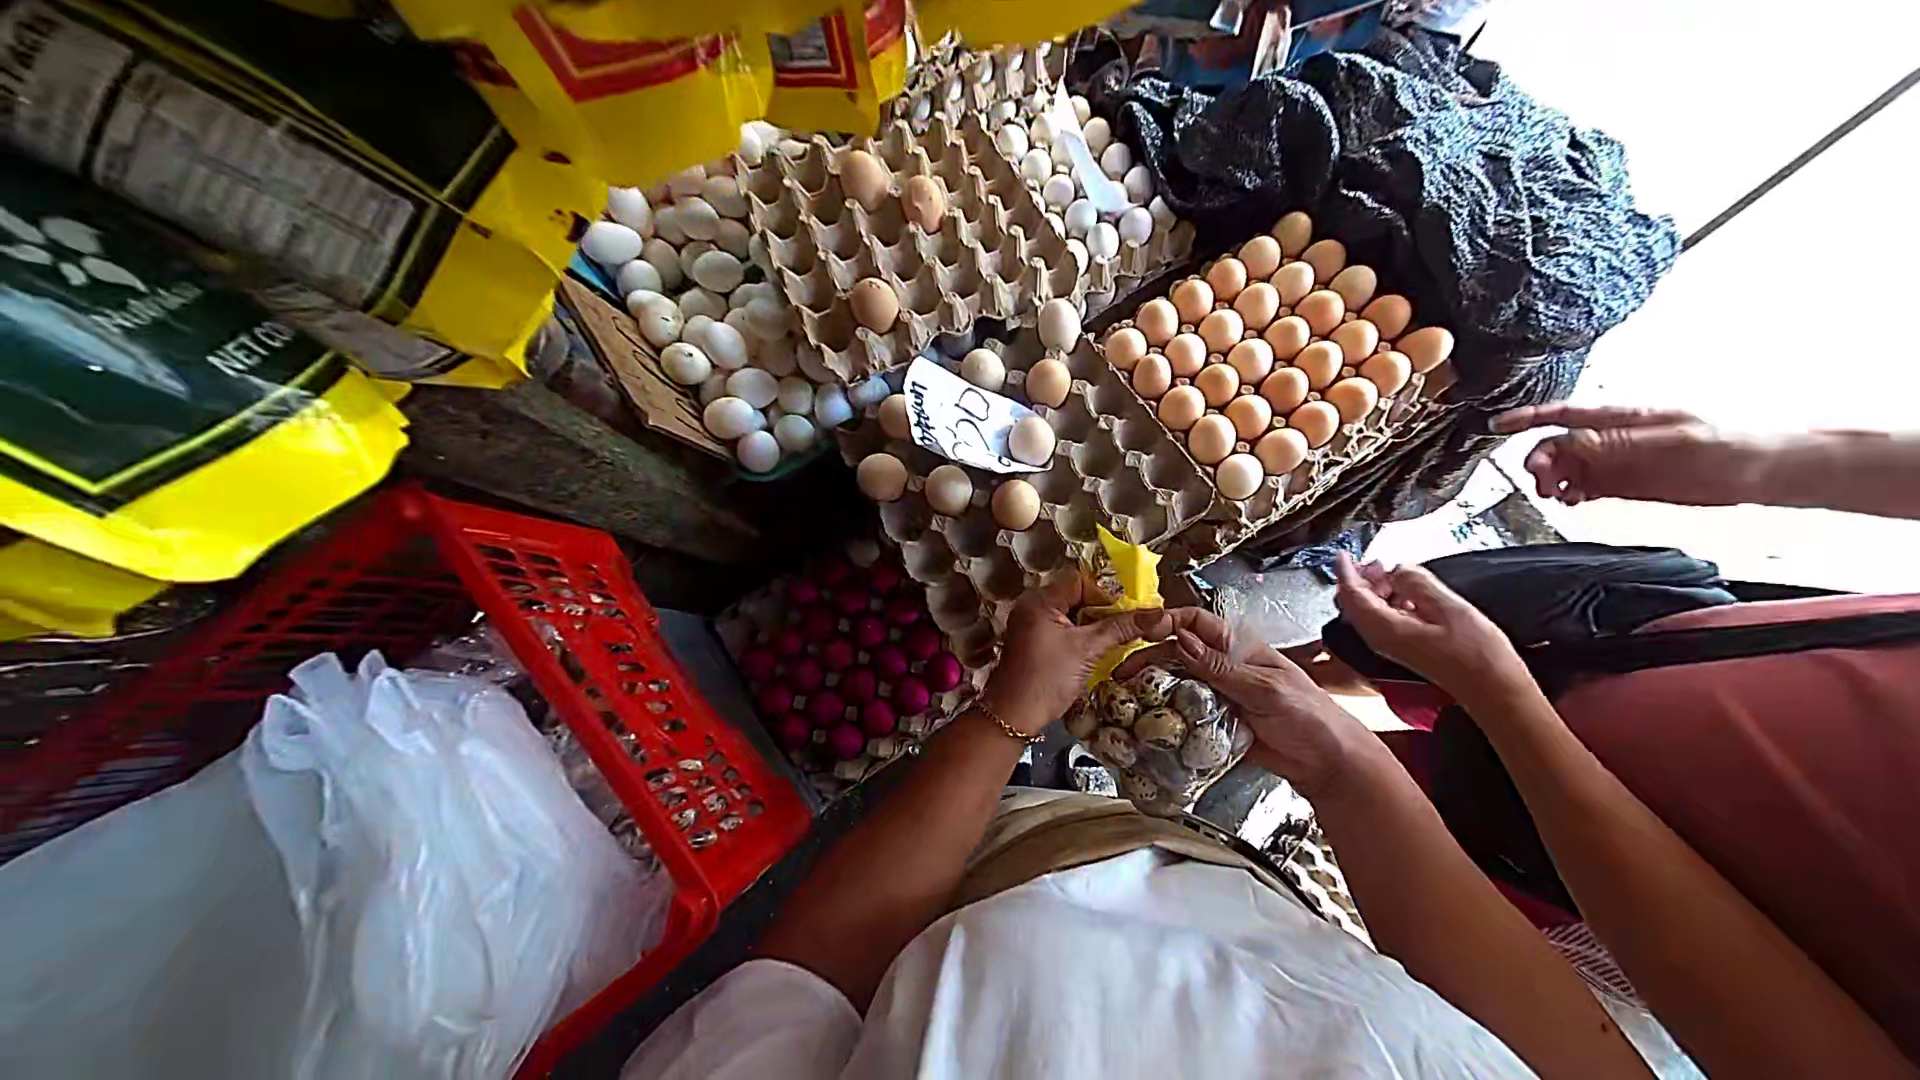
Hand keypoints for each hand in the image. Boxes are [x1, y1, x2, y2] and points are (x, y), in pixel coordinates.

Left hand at [984, 575, 1161, 735]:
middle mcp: (1033, 606)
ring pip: (1072, 613)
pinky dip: (1083, 633)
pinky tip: (1101, 645)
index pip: (1079, 580)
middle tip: (1129, 620)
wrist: (1015, 714)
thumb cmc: (1046, 679)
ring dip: (1096, 622)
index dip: (1106, 592)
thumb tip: (1156, 614)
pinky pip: (1065, 627)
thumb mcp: (1087, 650)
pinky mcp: (1036, 641)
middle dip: (1104, 607)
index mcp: (1040, 601)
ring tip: (1120, 633)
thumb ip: (1120, 628)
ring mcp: (1033, 624)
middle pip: (1076, 595)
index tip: (1128, 608)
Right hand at [1115, 608, 1369, 797]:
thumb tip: (1181, 640)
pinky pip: (1185, 712)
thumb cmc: (1309, 717)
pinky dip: (1166, 715)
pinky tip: (1147, 721)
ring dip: (1153, 688)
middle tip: (1121, 675)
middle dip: (1149, 659)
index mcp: (1238, 647)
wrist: (1328, 764)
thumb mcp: (1265, 688)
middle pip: (1178, 652)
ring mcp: (1218, 693)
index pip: (1196, 622)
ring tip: (1126, 699)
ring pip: (1177, 683)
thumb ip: (1221, 667)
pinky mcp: (1215, 720)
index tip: (1140, 633)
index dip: (1168, 622)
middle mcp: (1223, 666)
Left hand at [1333, 553, 1529, 702]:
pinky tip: (1409, 594)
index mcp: (1382, 627)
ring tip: (1394, 573)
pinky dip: (1388, 601)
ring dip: (1376, 588)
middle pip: (1355, 601)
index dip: (1346, 571)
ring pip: (1368, 609)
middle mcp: (1377, 637)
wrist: (1494, 692)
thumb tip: (1397, 569)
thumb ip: (1418, 584)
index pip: (1351, 593)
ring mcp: (1388, 643)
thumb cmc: (1477, 654)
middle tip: (1379, 562)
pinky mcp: (1401, 646)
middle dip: (1362, 578)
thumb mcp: (1450, 609)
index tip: (1342, 553)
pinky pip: (1383, 618)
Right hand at [1491, 403, 1767, 506]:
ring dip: (1550, 481)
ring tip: (1556, 495)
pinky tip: (1571, 500)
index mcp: (1619, 418)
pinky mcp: (1620, 482)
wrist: (1770, 471)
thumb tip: (1560, 444)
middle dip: (1539, 461)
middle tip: (1542, 481)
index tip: (1497, 425)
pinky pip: (1579, 486)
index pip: (1561, 414)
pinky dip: (1567, 493)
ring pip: (1562, 468)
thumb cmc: (1729, 446)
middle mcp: (1609, 438)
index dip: (1526, 418)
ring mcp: (1613, 460)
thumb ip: (1609, 444)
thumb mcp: (1664, 442)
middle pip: (1554, 445)